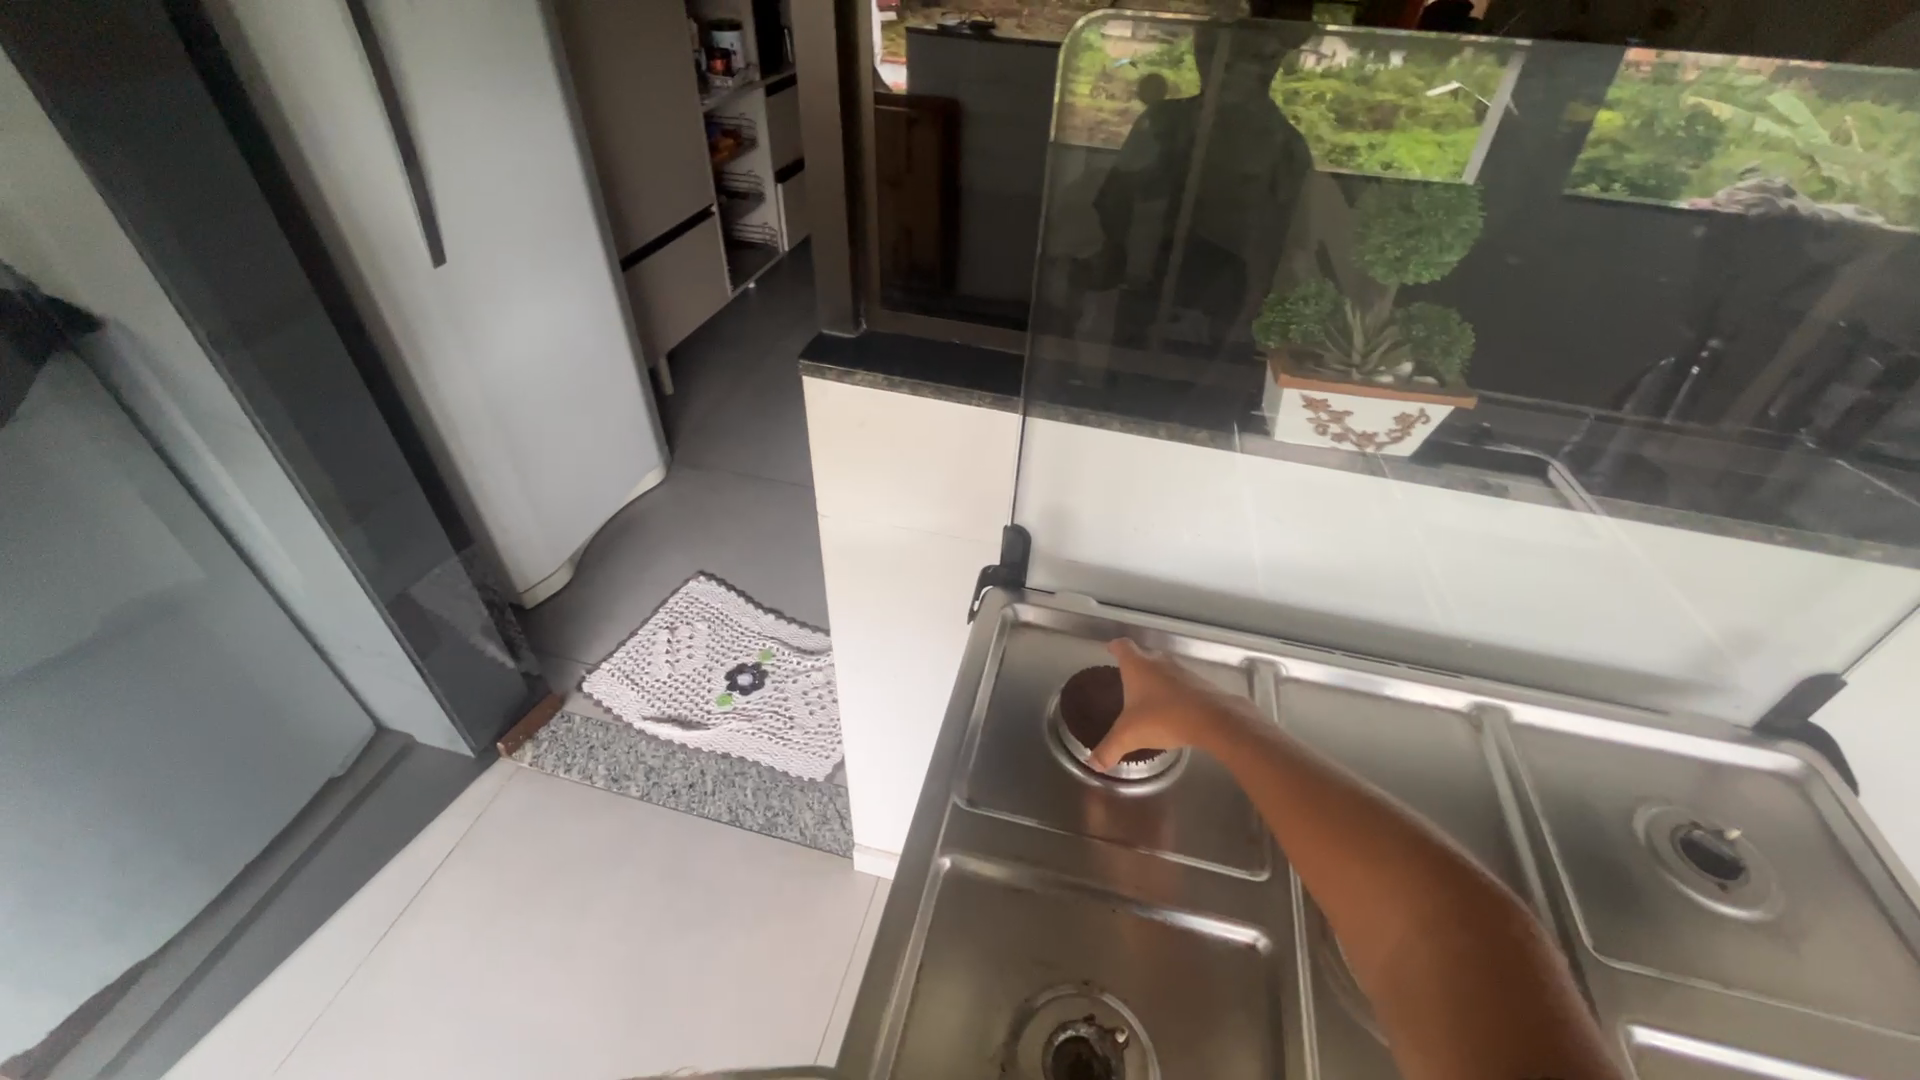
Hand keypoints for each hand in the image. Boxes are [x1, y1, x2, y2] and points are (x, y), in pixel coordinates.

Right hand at [1090, 639, 1244, 770]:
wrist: (1213, 719)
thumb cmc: (1163, 718)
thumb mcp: (1129, 736)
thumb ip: (1109, 749)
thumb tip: (1094, 764)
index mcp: (1137, 666)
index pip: (1122, 646)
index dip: (1114, 647)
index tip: (1110, 650)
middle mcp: (1159, 662)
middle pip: (1144, 655)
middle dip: (1135, 665)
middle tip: (1127, 680)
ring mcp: (1182, 670)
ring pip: (1164, 668)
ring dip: (1157, 678)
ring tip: (1149, 696)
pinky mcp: (1200, 683)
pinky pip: (1181, 683)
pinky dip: (1174, 691)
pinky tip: (1173, 709)